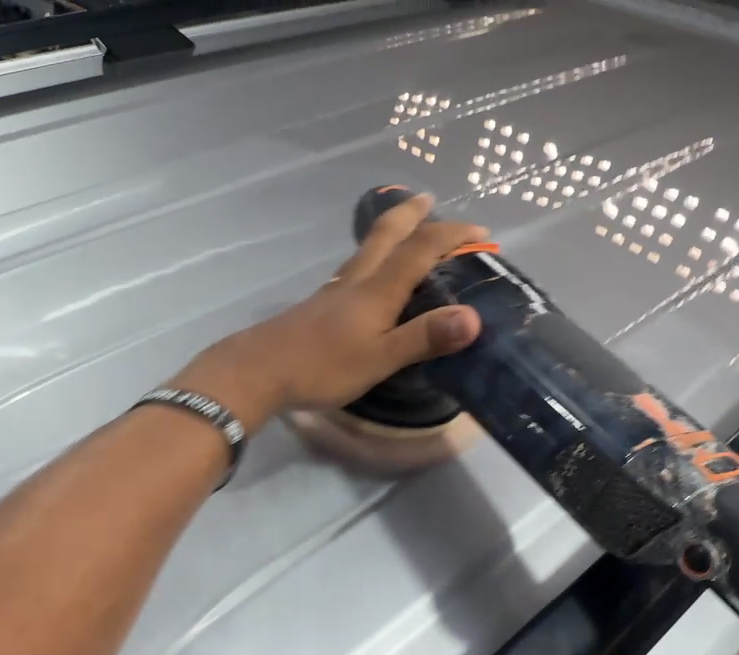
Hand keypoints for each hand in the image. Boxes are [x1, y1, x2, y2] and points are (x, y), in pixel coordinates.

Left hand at [170, 192, 484, 427]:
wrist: (257, 372)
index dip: (451, 236)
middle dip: (411, 215)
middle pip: (385, 235)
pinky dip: (369, 260)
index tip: (480, 232)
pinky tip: (364, 279)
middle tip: (429, 199)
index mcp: (377, 290)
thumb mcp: (379, 358)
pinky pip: (351, 272)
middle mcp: (355, 281)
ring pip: (365, 251)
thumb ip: (424, 338)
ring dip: (388, 234)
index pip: (420, 249)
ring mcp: (331, 293)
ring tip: (402, 231)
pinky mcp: (315, 308)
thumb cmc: (321, 368)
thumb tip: (474, 317)